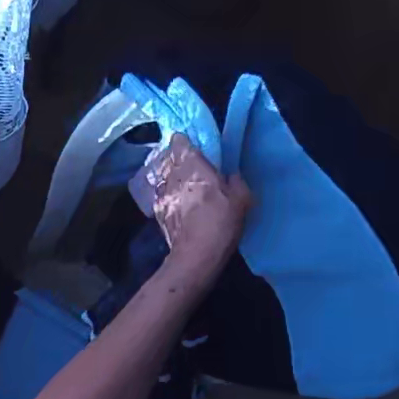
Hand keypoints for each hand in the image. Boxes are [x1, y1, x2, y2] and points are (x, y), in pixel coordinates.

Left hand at [149, 133, 252, 286]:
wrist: (195, 256)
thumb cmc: (220, 224)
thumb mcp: (241, 200)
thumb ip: (236, 181)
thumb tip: (230, 175)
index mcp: (192, 166)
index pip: (179, 142)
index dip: (185, 142)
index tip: (195, 148)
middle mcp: (172, 176)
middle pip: (168, 158)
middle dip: (177, 158)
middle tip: (191, 166)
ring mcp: (161, 194)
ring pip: (163, 175)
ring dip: (171, 176)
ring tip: (183, 184)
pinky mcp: (157, 211)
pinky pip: (160, 194)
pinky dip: (167, 194)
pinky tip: (177, 202)